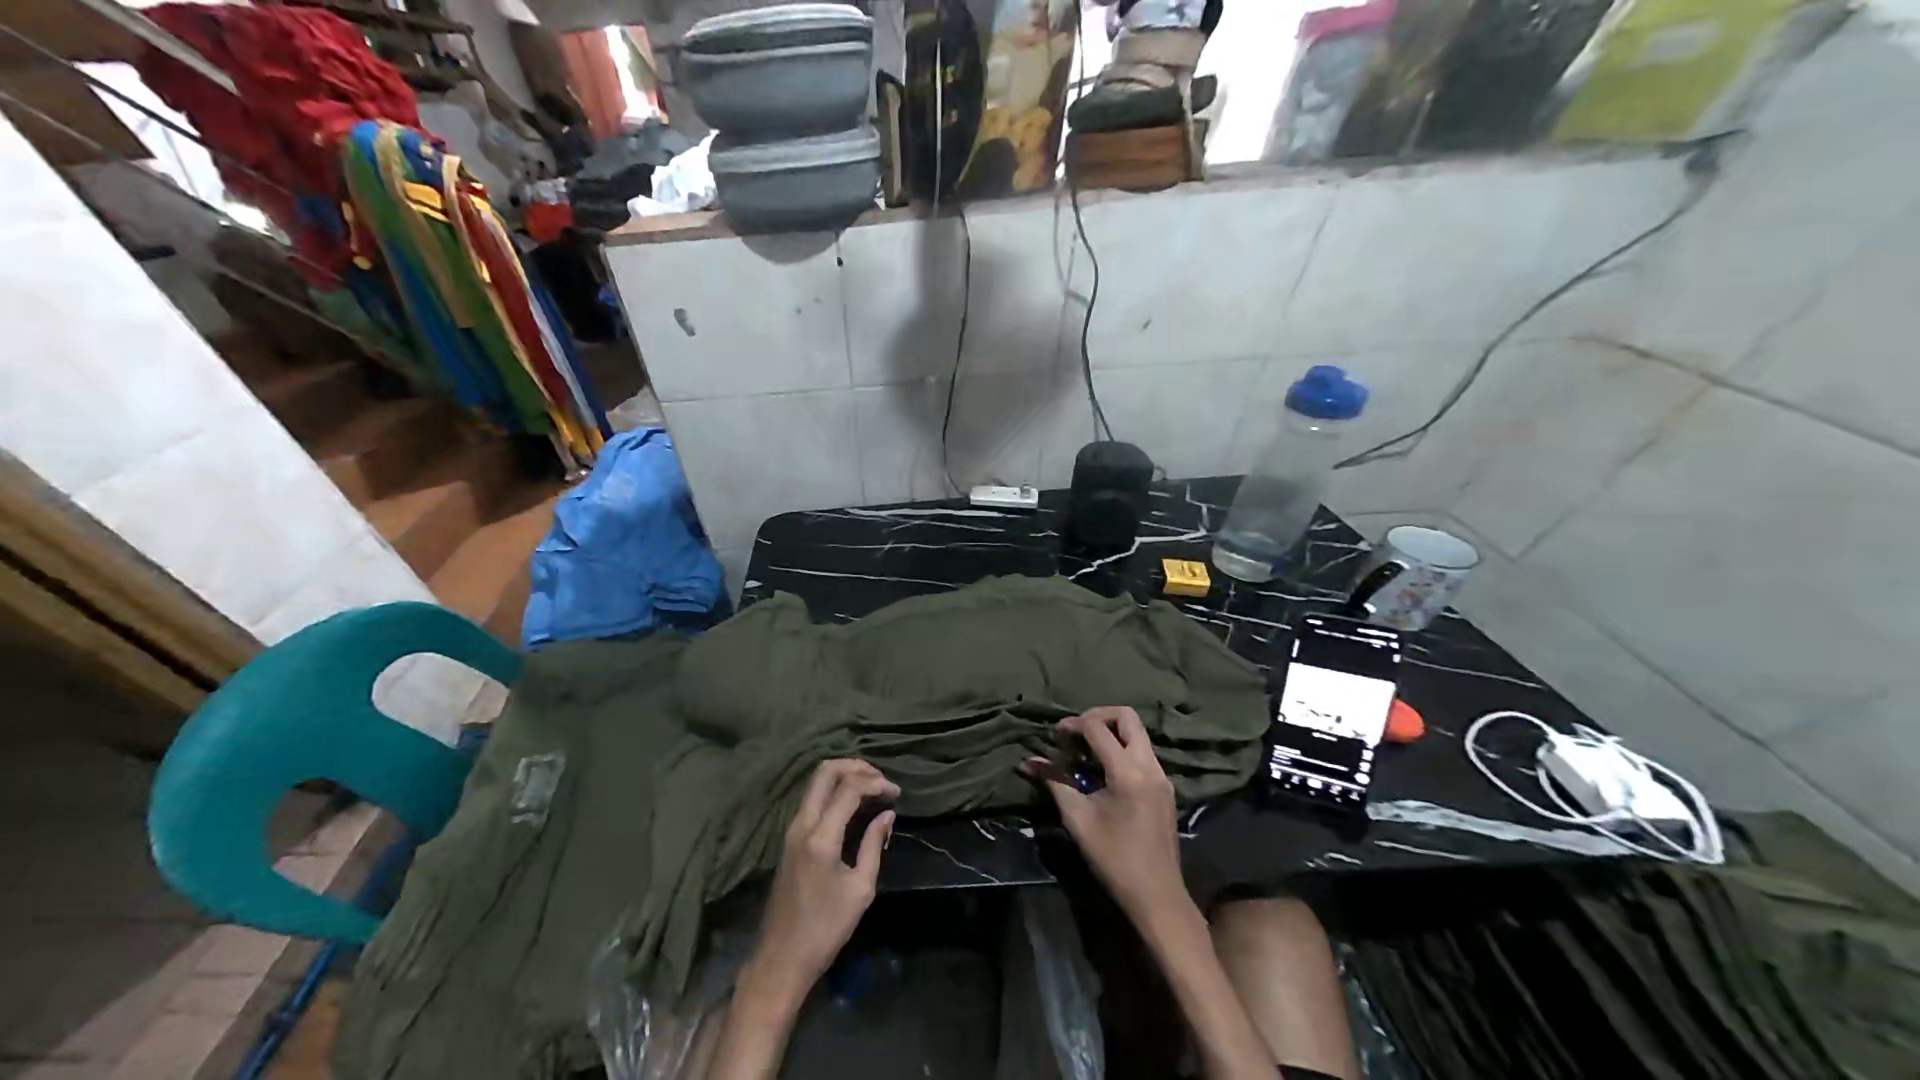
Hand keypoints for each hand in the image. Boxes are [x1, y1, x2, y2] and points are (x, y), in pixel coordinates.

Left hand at [746, 759, 898, 998]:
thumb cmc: (826, 928)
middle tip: (882, 780)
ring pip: (816, 782)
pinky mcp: (789, 838)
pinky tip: (855, 804)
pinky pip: (813, 799)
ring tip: (873, 788)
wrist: (781, 957)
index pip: (849, 788)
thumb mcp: (860, 889)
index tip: (896, 793)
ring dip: (845, 776)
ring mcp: (791, 829)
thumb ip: (873, 844)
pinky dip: (834, 791)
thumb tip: (887, 813)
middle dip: (856, 767)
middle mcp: (801, 824)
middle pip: (825, 771)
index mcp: (820, 837)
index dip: (876, 783)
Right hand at [1024, 706, 1186, 922]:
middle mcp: (1150, 766)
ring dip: (1111, 733)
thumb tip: (1029, 762)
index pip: (1098, 728)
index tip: (1055, 736)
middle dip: (1098, 716)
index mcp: (1128, 771)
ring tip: (1085, 753)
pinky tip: (1103, 772)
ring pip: (1138, 734)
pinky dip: (1122, 750)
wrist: (1156, 895)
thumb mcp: (1077, 819)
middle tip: (1075, 732)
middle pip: (1127, 717)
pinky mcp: (1166, 789)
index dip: (1073, 724)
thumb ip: (1055, 782)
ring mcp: (1162, 776)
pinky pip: (1143, 754)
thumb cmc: (1113, 858)